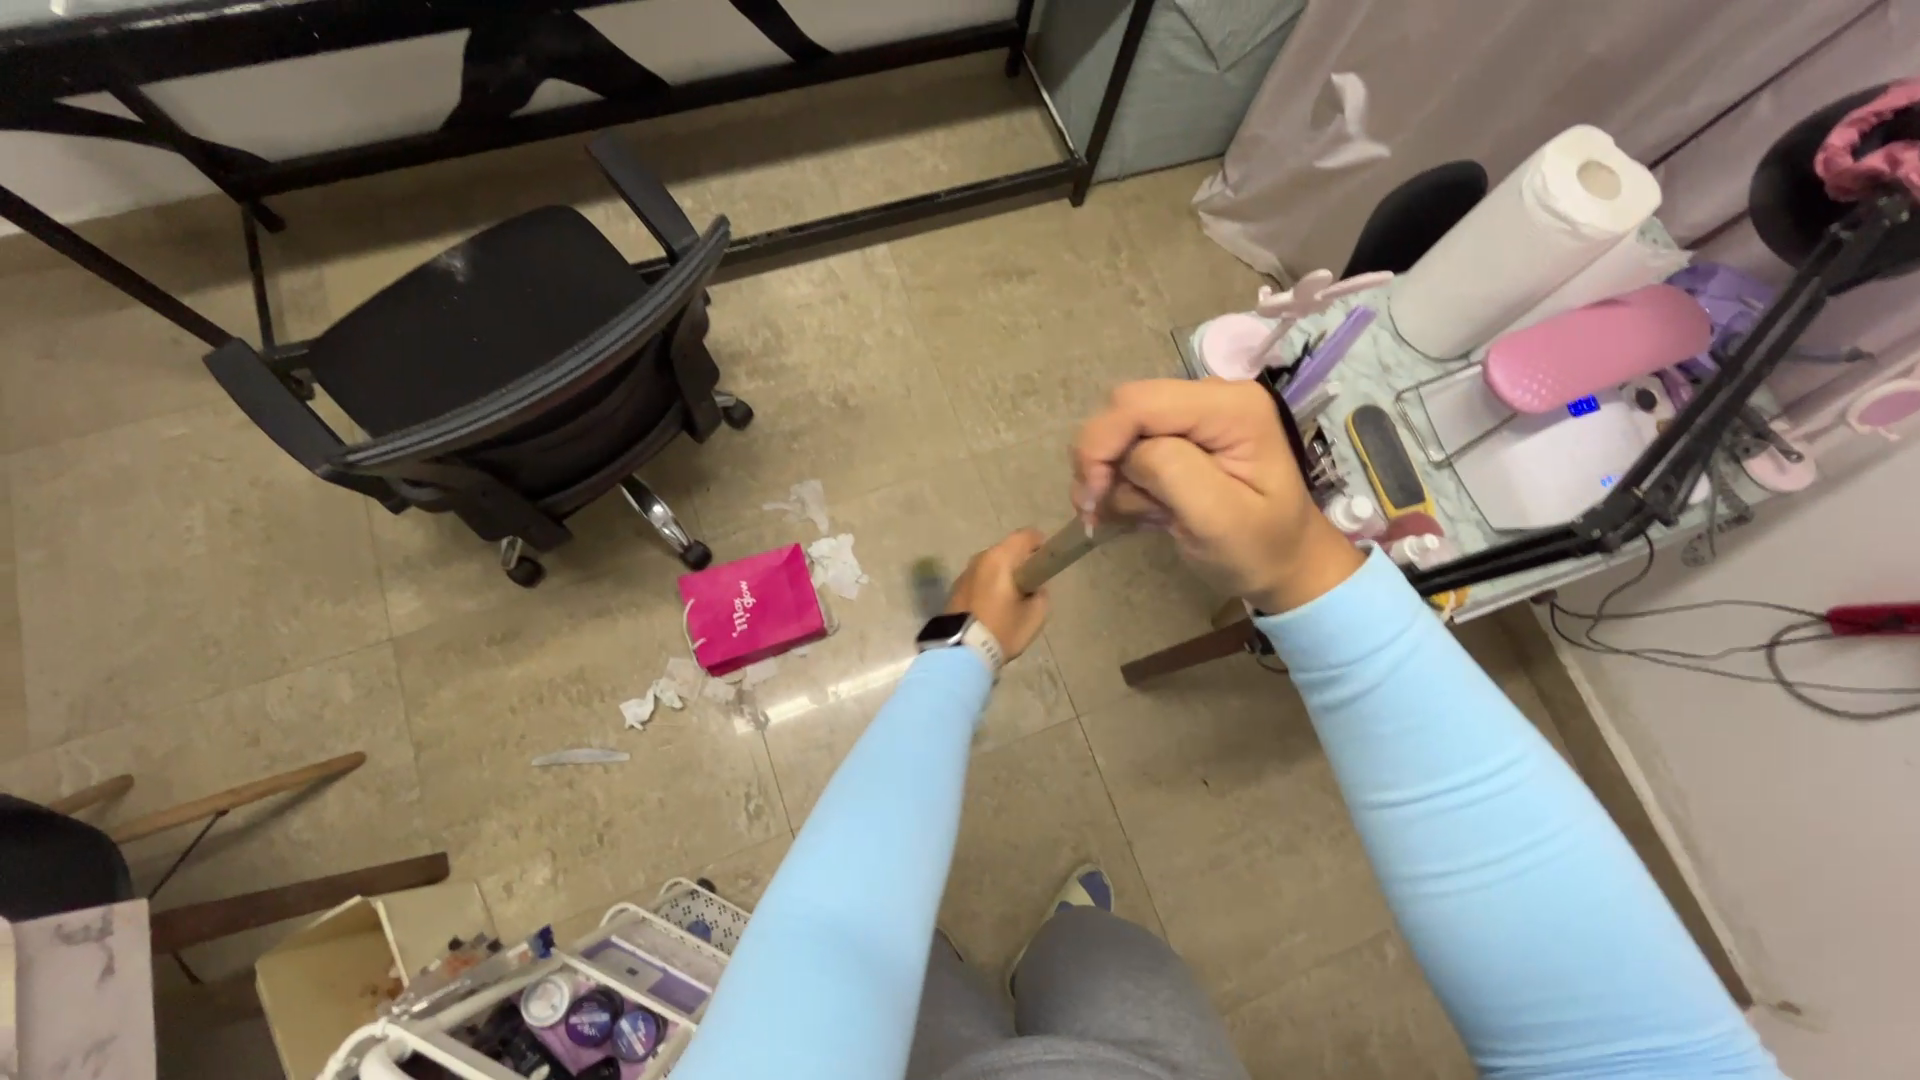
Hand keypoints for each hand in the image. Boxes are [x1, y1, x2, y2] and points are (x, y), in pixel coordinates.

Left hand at [945, 529, 1049, 659]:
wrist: (961, 651)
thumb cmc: (1001, 629)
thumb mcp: (1034, 615)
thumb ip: (1040, 594)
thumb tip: (1034, 588)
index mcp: (1000, 558)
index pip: (1026, 536)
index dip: (1040, 544)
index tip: (1045, 561)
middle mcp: (980, 559)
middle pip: (1007, 550)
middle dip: (1020, 563)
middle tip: (1031, 585)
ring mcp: (965, 573)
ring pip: (992, 566)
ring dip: (1003, 575)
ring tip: (1011, 600)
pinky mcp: (955, 589)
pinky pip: (980, 579)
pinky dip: (989, 586)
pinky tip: (994, 608)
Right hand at [1072, 378, 1363, 612]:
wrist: (1284, 564)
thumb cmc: (1260, 549)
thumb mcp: (1220, 519)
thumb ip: (1174, 473)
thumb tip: (1130, 454)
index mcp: (1231, 408)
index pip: (1138, 402)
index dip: (1102, 444)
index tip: (1091, 497)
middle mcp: (1211, 397)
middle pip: (1122, 410)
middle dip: (1103, 461)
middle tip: (1102, 511)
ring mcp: (1193, 416)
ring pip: (1119, 431)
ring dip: (1115, 478)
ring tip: (1145, 516)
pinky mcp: (1179, 435)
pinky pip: (1128, 448)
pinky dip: (1123, 482)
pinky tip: (1146, 509)